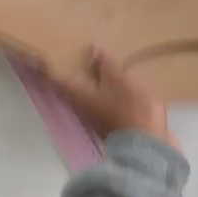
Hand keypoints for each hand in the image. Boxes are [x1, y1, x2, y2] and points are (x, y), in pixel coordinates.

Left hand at [47, 45, 175, 147]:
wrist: (148, 148)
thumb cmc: (130, 111)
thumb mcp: (119, 81)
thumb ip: (106, 65)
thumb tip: (92, 48)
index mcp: (78, 95)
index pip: (56, 77)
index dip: (51, 64)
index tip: (49, 52)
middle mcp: (82, 107)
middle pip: (72, 85)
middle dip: (74, 70)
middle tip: (77, 51)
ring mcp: (96, 118)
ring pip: (89, 94)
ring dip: (93, 80)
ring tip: (100, 62)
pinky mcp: (112, 124)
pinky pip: (104, 102)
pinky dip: (107, 91)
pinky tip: (118, 82)